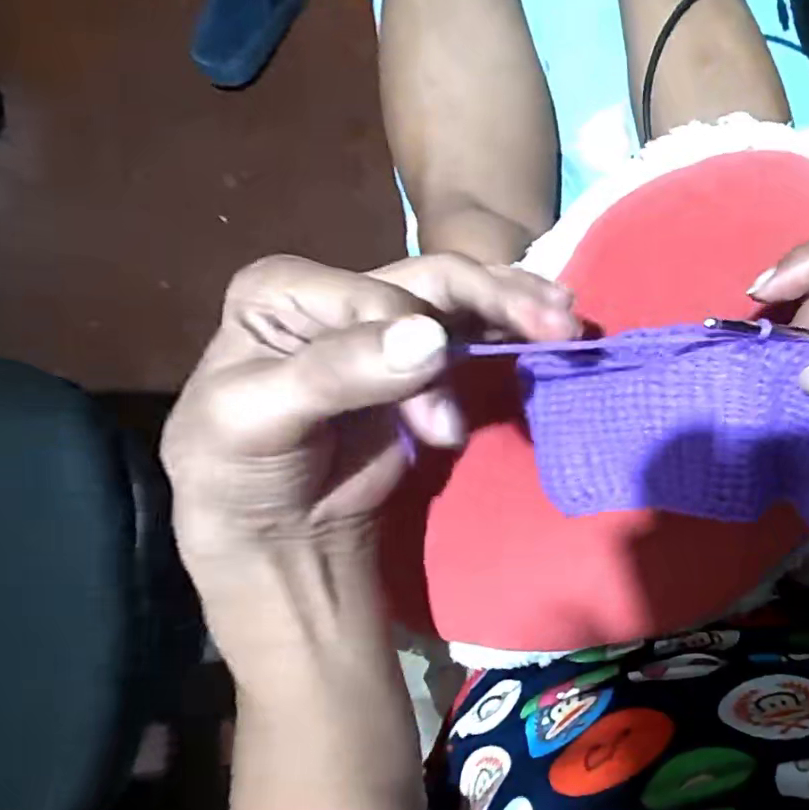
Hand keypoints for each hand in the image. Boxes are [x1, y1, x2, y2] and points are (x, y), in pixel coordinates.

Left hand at [162, 253, 576, 558]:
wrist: (278, 528)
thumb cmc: (241, 472)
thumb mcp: (258, 419)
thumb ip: (338, 372)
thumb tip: (433, 337)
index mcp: (285, 291)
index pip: (374, 297)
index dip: (416, 347)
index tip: (442, 427)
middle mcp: (341, 294)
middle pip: (431, 281)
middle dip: (498, 299)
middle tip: (559, 326)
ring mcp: (390, 325)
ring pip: (463, 298)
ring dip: (518, 306)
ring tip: (567, 323)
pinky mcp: (424, 361)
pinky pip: (475, 332)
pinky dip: (512, 330)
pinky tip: (547, 329)